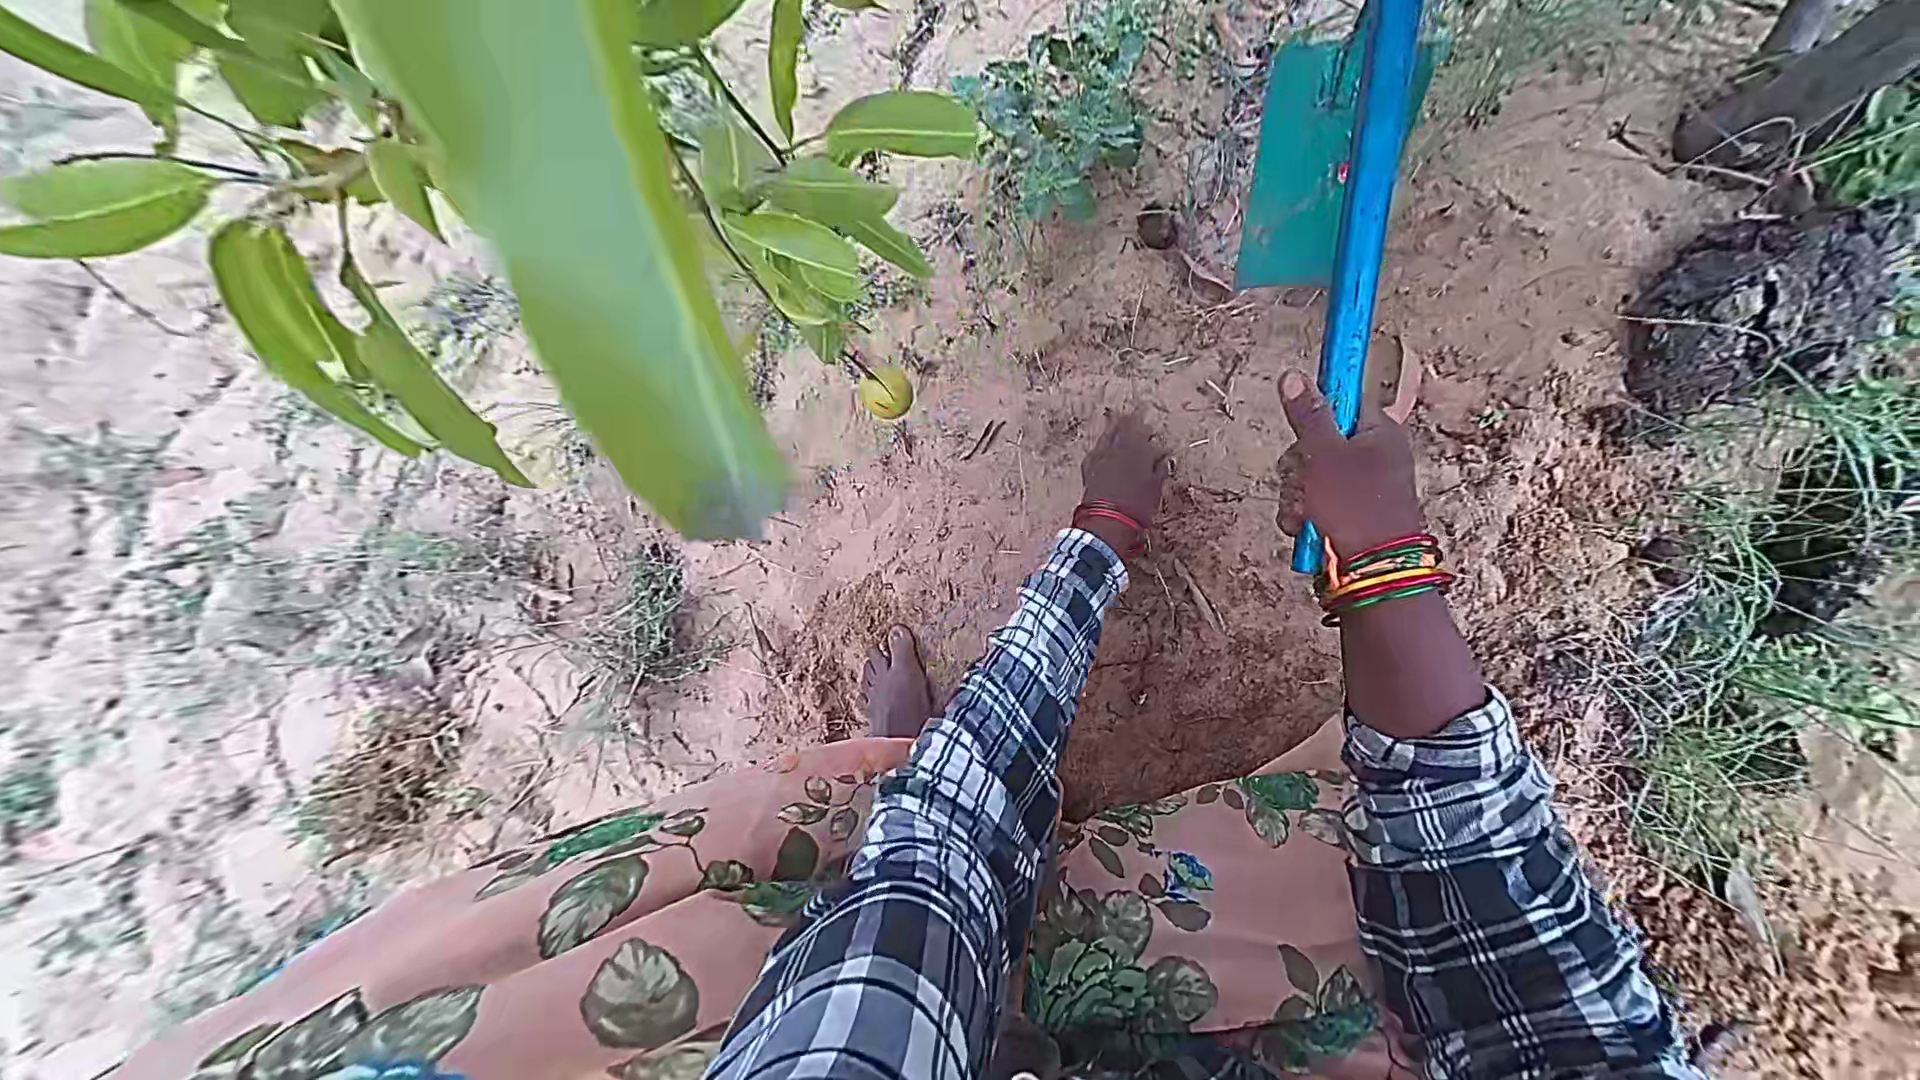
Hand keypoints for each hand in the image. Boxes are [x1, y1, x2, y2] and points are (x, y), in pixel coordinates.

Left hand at [1079, 412, 1167, 550]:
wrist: (1108, 520)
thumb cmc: (1138, 505)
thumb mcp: (1155, 487)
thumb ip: (1160, 469)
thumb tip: (1165, 458)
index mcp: (1138, 449)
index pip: (1143, 432)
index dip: (1148, 431)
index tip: (1152, 431)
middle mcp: (1118, 448)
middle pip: (1123, 428)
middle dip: (1130, 422)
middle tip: (1134, 417)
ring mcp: (1101, 456)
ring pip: (1107, 436)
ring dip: (1114, 429)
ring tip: (1117, 423)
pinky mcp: (1088, 467)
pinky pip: (1095, 451)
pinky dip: (1101, 447)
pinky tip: (1102, 449)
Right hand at [1275, 369, 1423, 555]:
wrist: (1372, 568)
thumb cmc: (1356, 508)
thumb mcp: (1326, 455)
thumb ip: (1308, 416)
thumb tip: (1292, 376)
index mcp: (1378, 433)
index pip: (1341, 404)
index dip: (1316, 415)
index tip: (1304, 431)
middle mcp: (1370, 456)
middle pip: (1314, 443)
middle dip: (1297, 467)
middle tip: (1303, 480)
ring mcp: (1357, 486)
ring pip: (1305, 476)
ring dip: (1294, 494)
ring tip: (1304, 511)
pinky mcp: (1342, 512)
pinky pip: (1307, 501)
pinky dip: (1299, 514)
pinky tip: (1302, 526)